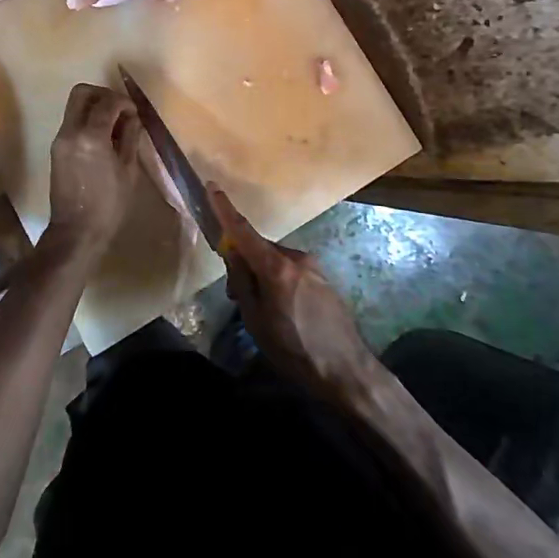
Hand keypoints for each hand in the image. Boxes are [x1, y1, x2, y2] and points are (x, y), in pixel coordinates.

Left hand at [45, 83, 140, 257]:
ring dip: (94, 106)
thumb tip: (132, 119)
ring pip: (74, 106)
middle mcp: (71, 132)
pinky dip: (87, 120)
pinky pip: (72, 122)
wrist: (77, 231)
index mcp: (91, 137)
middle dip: (103, 95)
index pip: (107, 103)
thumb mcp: (128, 170)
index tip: (135, 113)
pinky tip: (103, 138)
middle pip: (82, 93)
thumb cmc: (109, 204)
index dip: (124, 102)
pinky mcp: (56, 149)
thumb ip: (130, 138)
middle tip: (120, 109)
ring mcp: (60, 139)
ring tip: (113, 125)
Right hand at [211, 189, 376, 399]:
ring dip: (263, 276)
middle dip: (244, 263)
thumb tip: (234, 256)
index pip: (244, 232)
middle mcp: (297, 258)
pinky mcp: (324, 278)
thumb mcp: (256, 321)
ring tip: (262, 310)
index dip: (225, 210)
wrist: (345, 370)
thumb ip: (242, 283)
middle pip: (260, 249)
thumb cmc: (293, 349)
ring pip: (276, 262)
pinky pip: (292, 271)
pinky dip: (279, 281)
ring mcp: (314, 267)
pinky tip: (283, 311)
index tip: (213, 187)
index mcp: (277, 267)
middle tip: (236, 296)